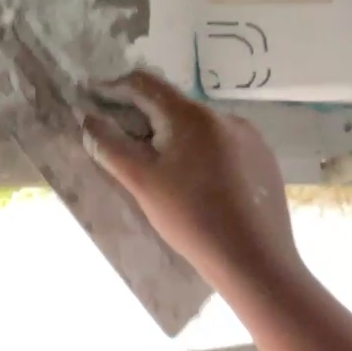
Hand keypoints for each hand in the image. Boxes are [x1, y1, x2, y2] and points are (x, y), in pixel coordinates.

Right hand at [81, 69, 302, 291]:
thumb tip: (88, 118)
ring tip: (154, 163)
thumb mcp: (138, 179)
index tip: (91, 98)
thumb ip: (106, 142)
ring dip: (167, 133)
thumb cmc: (192, 218)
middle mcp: (225, 118)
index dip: (112, 87)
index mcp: (193, 116)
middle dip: (139, 115)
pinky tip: (190, 178)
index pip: (144, 83)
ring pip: (193, 124)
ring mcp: (250, 139)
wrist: (258, 268)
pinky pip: (217, 142)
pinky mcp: (263, 161)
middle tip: (118, 137)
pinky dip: (194, 148)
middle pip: (169, 103)